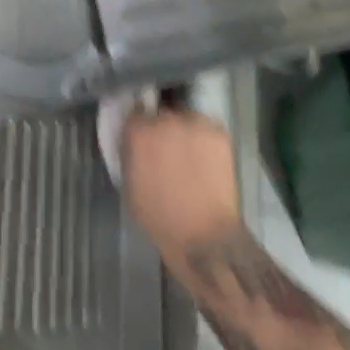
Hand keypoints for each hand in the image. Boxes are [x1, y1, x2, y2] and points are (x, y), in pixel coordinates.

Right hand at [120, 106, 241, 253]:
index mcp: (139, 133)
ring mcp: (196, 124)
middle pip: (162, 115)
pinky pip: (207, 129)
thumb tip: (135, 143)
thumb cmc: (159, 216)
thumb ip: (131, 155)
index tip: (142, 140)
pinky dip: (205, 140)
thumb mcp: (130, 186)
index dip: (139, 128)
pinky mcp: (219, 132)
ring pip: (186, 119)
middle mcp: (166, 120)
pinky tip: (206, 160)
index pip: (135, 114)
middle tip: (167, 150)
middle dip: (162, 129)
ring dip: (184, 132)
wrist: (203, 234)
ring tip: (190, 156)